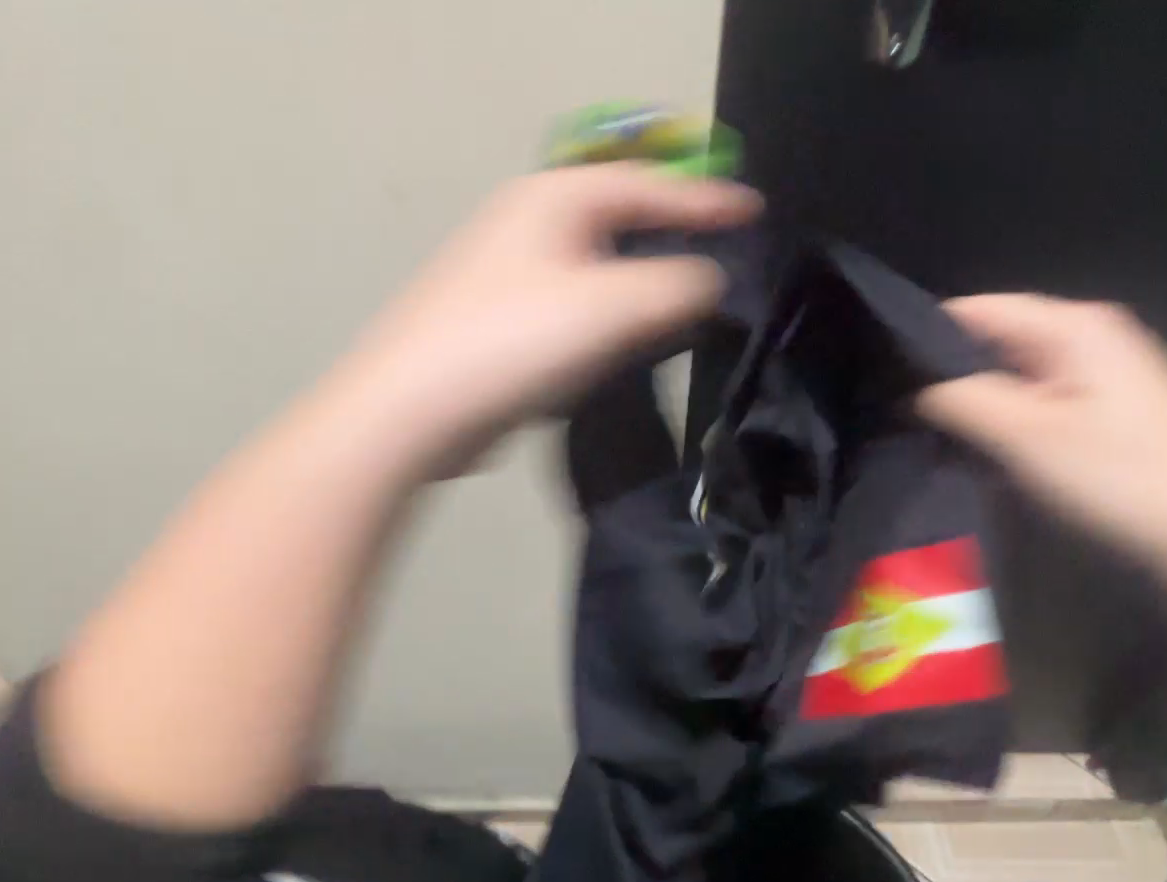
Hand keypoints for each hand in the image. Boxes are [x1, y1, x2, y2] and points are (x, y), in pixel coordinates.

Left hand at [333, 163, 760, 470]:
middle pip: (619, 224)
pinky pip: (571, 312)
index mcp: (553, 199)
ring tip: (682, 316)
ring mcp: (508, 275)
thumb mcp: (611, 306)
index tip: (753, 214)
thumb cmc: (513, 343)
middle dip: (670, 244)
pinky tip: (620, 356)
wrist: (413, 411)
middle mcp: (527, 224)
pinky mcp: (499, 325)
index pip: (646, 184)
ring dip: (637, 292)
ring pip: (595, 273)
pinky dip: (604, 325)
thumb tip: (710, 281)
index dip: (704, 200)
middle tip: (720, 267)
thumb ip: (676, 286)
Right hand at [915, 294, 1166, 579]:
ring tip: (926, 438)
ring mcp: (1102, 375)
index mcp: (1073, 326)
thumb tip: (910, 386)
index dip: (922, 338)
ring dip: (972, 405)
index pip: (975, 310)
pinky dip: (1002, 423)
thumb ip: (959, 400)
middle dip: (945, 375)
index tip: (879, 376)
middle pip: (993, 341)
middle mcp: (1089, 337)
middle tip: (896, 414)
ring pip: (1011, 377)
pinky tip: (978, 454)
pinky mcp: (1107, 413)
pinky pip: (1034, 403)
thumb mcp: (1026, 436)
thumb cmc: (1120, 477)